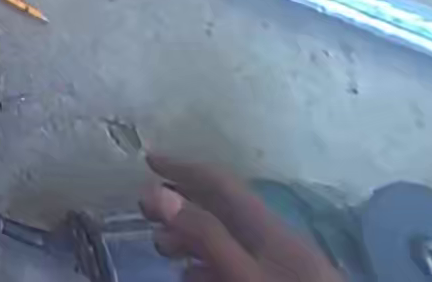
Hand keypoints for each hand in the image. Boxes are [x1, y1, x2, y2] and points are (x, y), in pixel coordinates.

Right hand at [139, 155, 344, 281]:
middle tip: (146, 213)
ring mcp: (284, 274)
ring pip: (229, 241)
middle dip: (181, 206)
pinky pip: (239, 269)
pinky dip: (209, 268)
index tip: (147, 161)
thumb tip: (157, 191)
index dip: (182, 167)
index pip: (220, 182)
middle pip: (222, 210)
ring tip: (164, 253)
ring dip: (191, 239)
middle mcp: (278, 245)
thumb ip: (204, 235)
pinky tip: (191, 280)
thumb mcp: (245, 279)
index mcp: (271, 231)